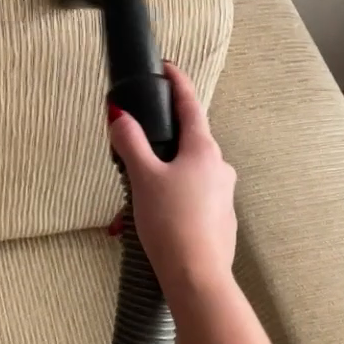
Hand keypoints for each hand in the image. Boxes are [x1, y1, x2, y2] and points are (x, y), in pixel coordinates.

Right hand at [107, 62, 238, 296]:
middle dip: (154, 150)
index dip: (177, 83)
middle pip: (184, 144)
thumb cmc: (171, 221)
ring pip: (183, 177)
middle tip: (129, 159)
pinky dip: (166, 206)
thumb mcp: (142, 177)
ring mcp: (223, 194)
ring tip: (126, 212)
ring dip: (155, 186)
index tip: (167, 67)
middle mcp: (219, 167)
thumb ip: (130, 142)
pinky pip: (189, 201)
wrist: (197, 277)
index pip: (190, 105)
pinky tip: (145, 227)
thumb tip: (119, 115)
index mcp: (203, 149)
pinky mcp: (220, 219)